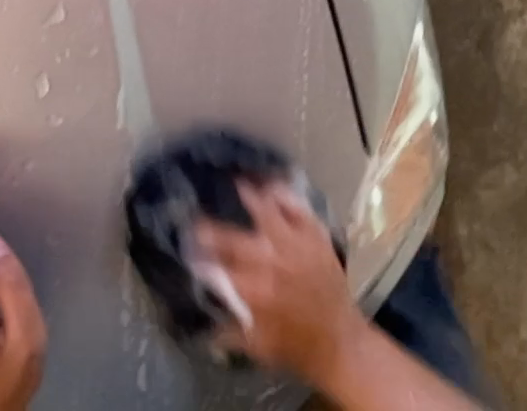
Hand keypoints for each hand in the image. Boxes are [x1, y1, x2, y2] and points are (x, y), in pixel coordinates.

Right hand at [195, 180, 366, 385]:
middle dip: (212, 228)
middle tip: (197, 217)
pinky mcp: (316, 238)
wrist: (341, 342)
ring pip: (269, 213)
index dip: (200, 257)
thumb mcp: (256, 346)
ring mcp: (298, 245)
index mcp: (256, 291)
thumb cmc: (296, 347)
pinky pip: (298, 210)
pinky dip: (284, 196)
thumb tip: (202, 324)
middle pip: (236, 239)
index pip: (219, 268)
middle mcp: (275, 262)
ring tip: (236, 181)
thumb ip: (227, 330)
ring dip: (250, 197)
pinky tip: (272, 185)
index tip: (186, 247)